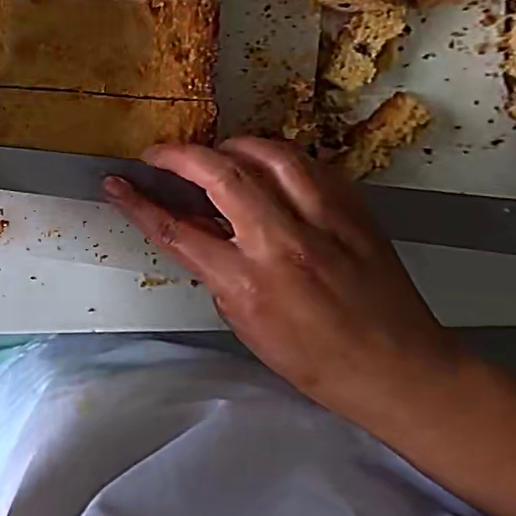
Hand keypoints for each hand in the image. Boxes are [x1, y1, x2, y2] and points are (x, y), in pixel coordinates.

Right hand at [103, 138, 460, 405]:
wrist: (398, 370)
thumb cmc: (308, 354)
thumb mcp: (238, 315)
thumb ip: (210, 263)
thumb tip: (189, 224)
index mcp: (247, 279)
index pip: (176, 227)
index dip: (137, 201)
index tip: (116, 183)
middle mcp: (286, 243)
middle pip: (221, 174)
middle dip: (179, 155)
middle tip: (158, 155)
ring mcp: (328, 223)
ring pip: (271, 155)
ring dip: (230, 146)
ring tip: (212, 154)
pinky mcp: (357, 213)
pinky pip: (311, 166)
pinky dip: (277, 157)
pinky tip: (264, 166)